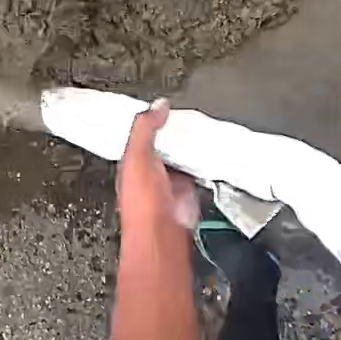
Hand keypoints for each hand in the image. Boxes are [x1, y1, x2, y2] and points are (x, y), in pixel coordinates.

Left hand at [117, 100, 199, 234]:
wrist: (164, 234)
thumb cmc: (143, 202)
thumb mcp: (137, 156)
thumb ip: (145, 127)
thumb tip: (158, 105)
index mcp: (131, 162)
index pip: (139, 134)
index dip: (149, 120)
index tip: (161, 105)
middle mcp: (149, 170)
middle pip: (163, 142)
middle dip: (173, 130)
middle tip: (184, 113)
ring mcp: (169, 180)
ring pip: (180, 154)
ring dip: (189, 144)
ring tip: (199, 125)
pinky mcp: (188, 188)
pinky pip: (197, 167)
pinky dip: (203, 159)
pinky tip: (208, 147)